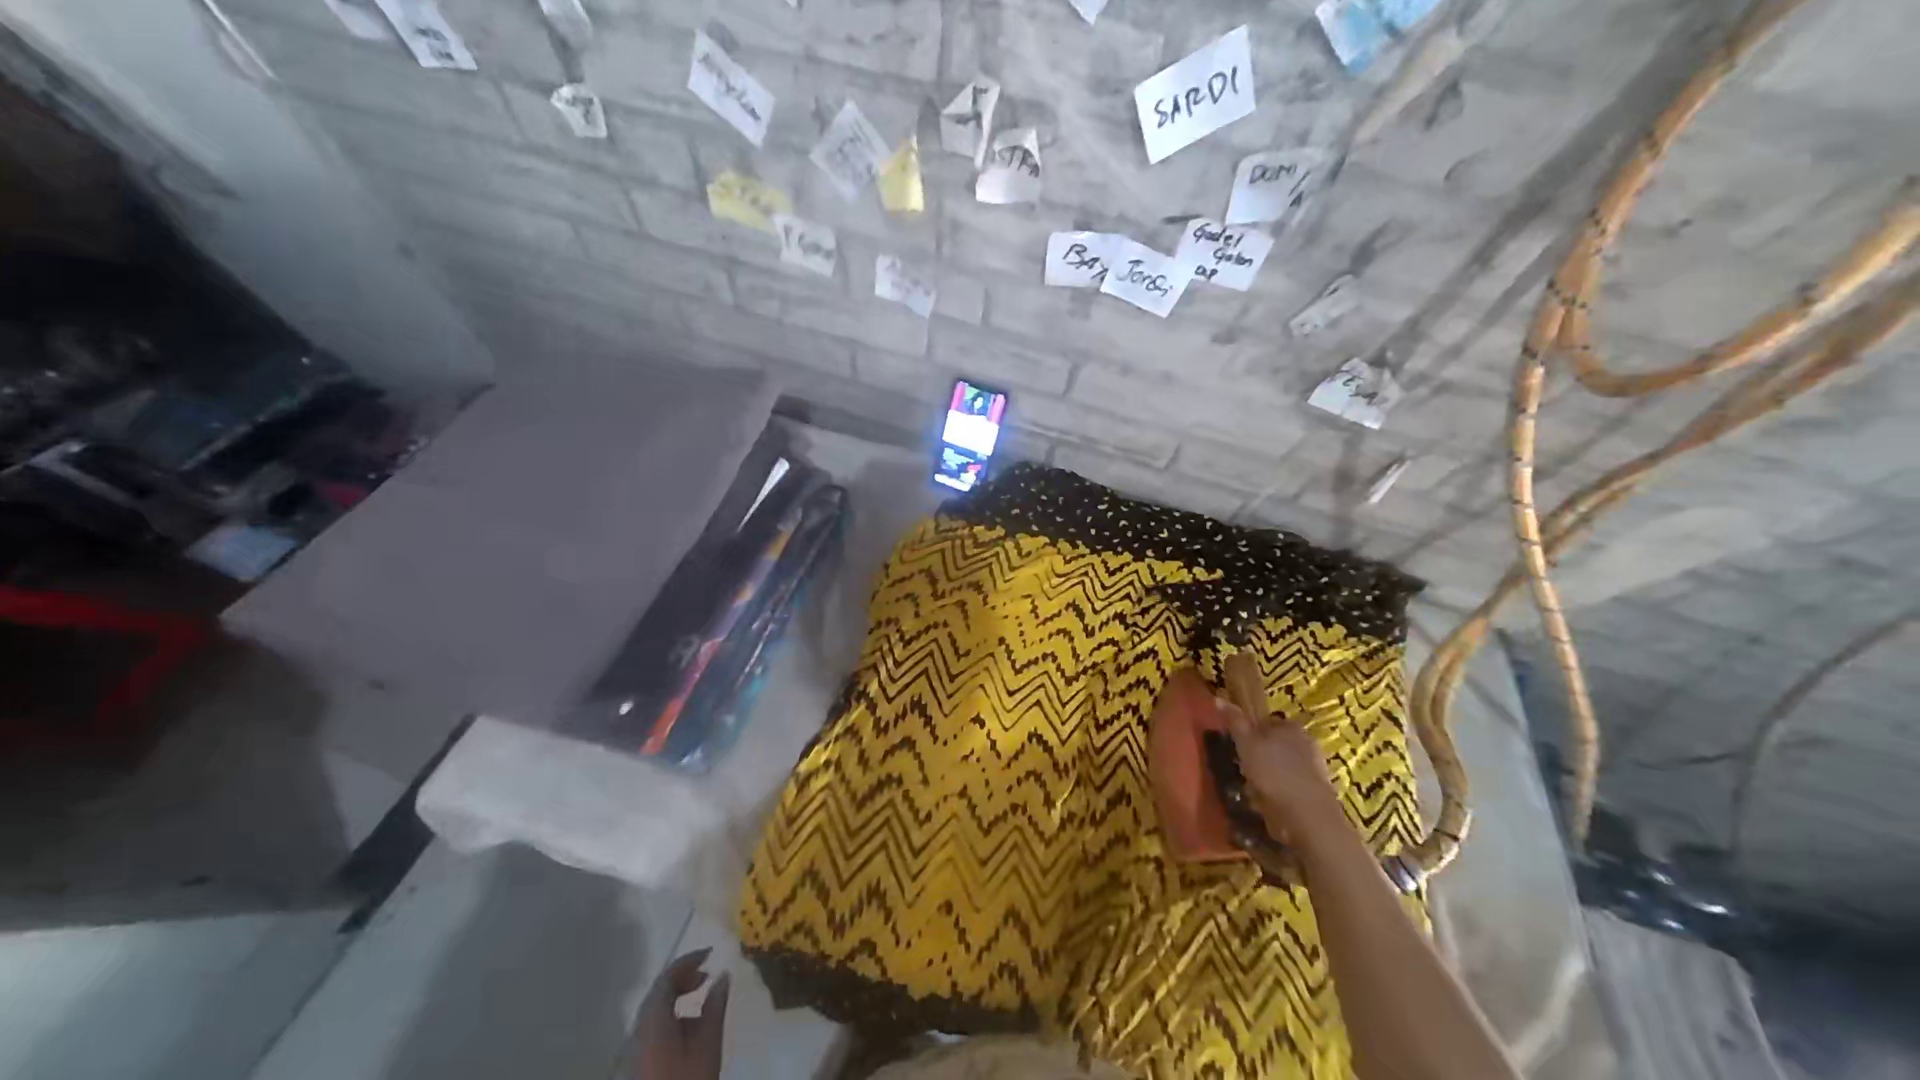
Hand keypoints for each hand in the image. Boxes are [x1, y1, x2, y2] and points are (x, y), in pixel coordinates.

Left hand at [634, 949, 729, 1079]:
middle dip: (682, 976)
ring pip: (655, 1009)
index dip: (687, 961)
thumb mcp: (708, 1044)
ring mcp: (637, 1047)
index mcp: (653, 1021)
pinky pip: (654, 1025)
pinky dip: (673, 1013)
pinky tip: (691, 1024)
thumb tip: (724, 976)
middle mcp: (639, 1029)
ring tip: (702, 992)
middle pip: (658, 992)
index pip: (666, 978)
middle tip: (707, 972)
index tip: (711, 953)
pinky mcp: (640, 1061)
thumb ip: (714, 1007)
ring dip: (678, 995)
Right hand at [1222, 702, 1348, 848]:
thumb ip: (1235, 721)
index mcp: (1289, 725)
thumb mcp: (1246, 744)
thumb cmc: (1272, 772)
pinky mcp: (1320, 788)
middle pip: (1276, 743)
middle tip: (1245, 771)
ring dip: (1272, 774)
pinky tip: (1272, 802)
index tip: (1239, 749)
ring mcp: (1316, 765)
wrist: (1308, 812)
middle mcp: (1306, 740)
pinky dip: (1283, 790)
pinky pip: (1294, 783)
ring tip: (1256, 791)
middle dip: (1262, 755)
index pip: (1265, 722)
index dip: (1250, 735)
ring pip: (1285, 764)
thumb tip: (1218, 697)